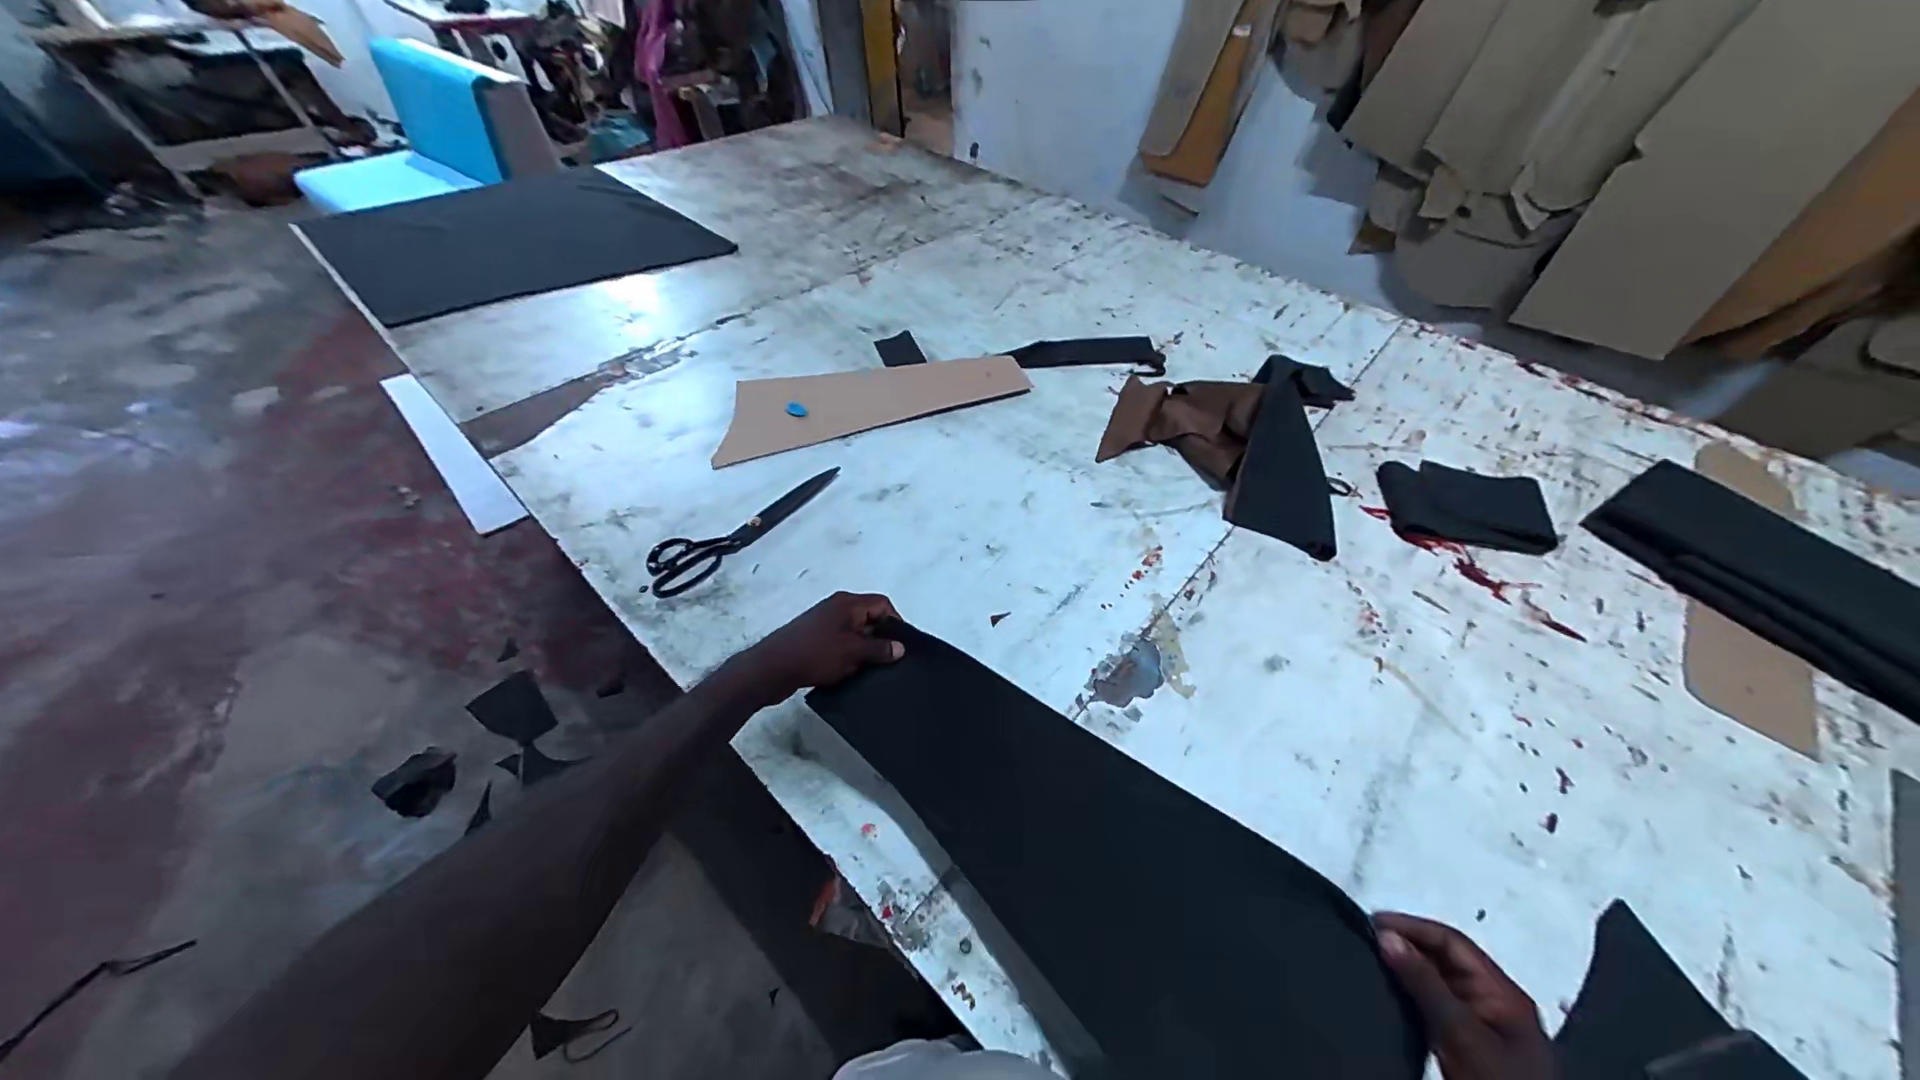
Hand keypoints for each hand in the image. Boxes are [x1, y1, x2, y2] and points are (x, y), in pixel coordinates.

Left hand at [727, 592, 904, 706]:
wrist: (770, 669)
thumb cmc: (814, 655)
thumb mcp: (853, 652)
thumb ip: (879, 649)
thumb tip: (900, 648)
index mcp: (847, 603)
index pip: (882, 604)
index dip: (895, 622)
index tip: (901, 645)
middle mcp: (836, 608)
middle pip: (869, 618)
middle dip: (880, 638)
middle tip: (889, 660)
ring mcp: (823, 624)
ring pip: (855, 634)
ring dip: (863, 650)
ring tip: (870, 670)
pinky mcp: (814, 640)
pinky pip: (840, 644)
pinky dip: (848, 656)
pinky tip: (850, 673)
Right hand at [1373, 913, 1554, 1079]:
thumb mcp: (1460, 1033)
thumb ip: (1424, 983)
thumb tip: (1385, 936)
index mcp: (1503, 994)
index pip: (1453, 942)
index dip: (1412, 927)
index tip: (1373, 923)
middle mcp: (1492, 1002)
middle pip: (1445, 958)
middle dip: (1407, 944)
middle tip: (1367, 938)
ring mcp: (1480, 1023)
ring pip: (1437, 979)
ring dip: (1405, 966)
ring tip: (1371, 957)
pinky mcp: (1464, 1042)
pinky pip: (1432, 1002)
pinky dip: (1408, 989)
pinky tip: (1387, 988)